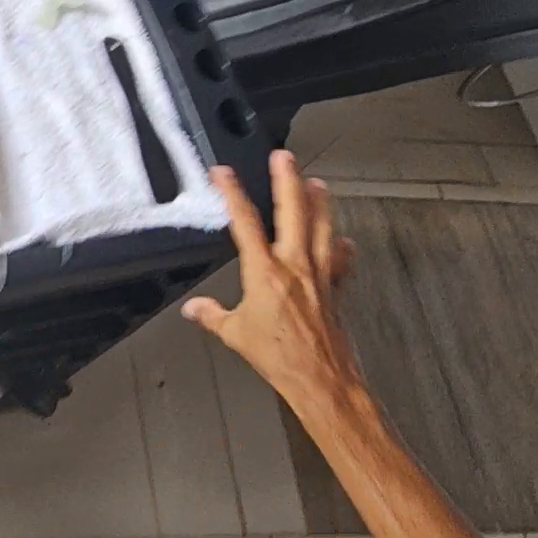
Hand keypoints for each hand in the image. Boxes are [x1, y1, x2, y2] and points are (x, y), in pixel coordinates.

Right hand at [182, 150, 362, 403]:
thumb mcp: (235, 334)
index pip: (244, 221)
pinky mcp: (336, 291)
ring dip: (320, 203)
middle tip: (284, 157)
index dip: (232, 192)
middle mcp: (295, 266)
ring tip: (318, 183)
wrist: (322, 381)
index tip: (223, 172)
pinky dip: (342, 248)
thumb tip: (194, 309)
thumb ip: (213, 315)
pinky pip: (341, 262)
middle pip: (293, 212)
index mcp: (264, 271)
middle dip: (287, 180)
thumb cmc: (279, 357)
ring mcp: (320, 276)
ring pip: (323, 229)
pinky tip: (344, 240)